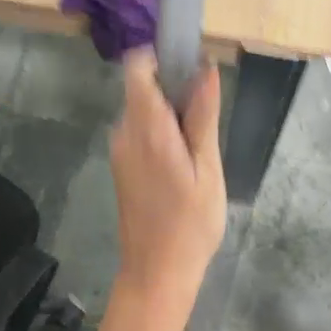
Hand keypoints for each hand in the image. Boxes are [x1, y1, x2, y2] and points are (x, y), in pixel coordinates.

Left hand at [109, 50, 226, 303]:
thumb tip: (206, 69)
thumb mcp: (208, 169)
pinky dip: (163, 136)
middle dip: (175, 91)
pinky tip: (186, 165)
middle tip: (209, 118)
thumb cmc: (191, 223)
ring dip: (172, 117)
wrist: (157, 273)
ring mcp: (120, 152)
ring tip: (201, 149)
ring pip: (144, 113)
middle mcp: (125, 134)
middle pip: (143, 90)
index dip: (161, 57)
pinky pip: (142, 134)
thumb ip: (203, 117)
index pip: (137, 68)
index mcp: (147, 129)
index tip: (192, 67)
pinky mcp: (123, 168)